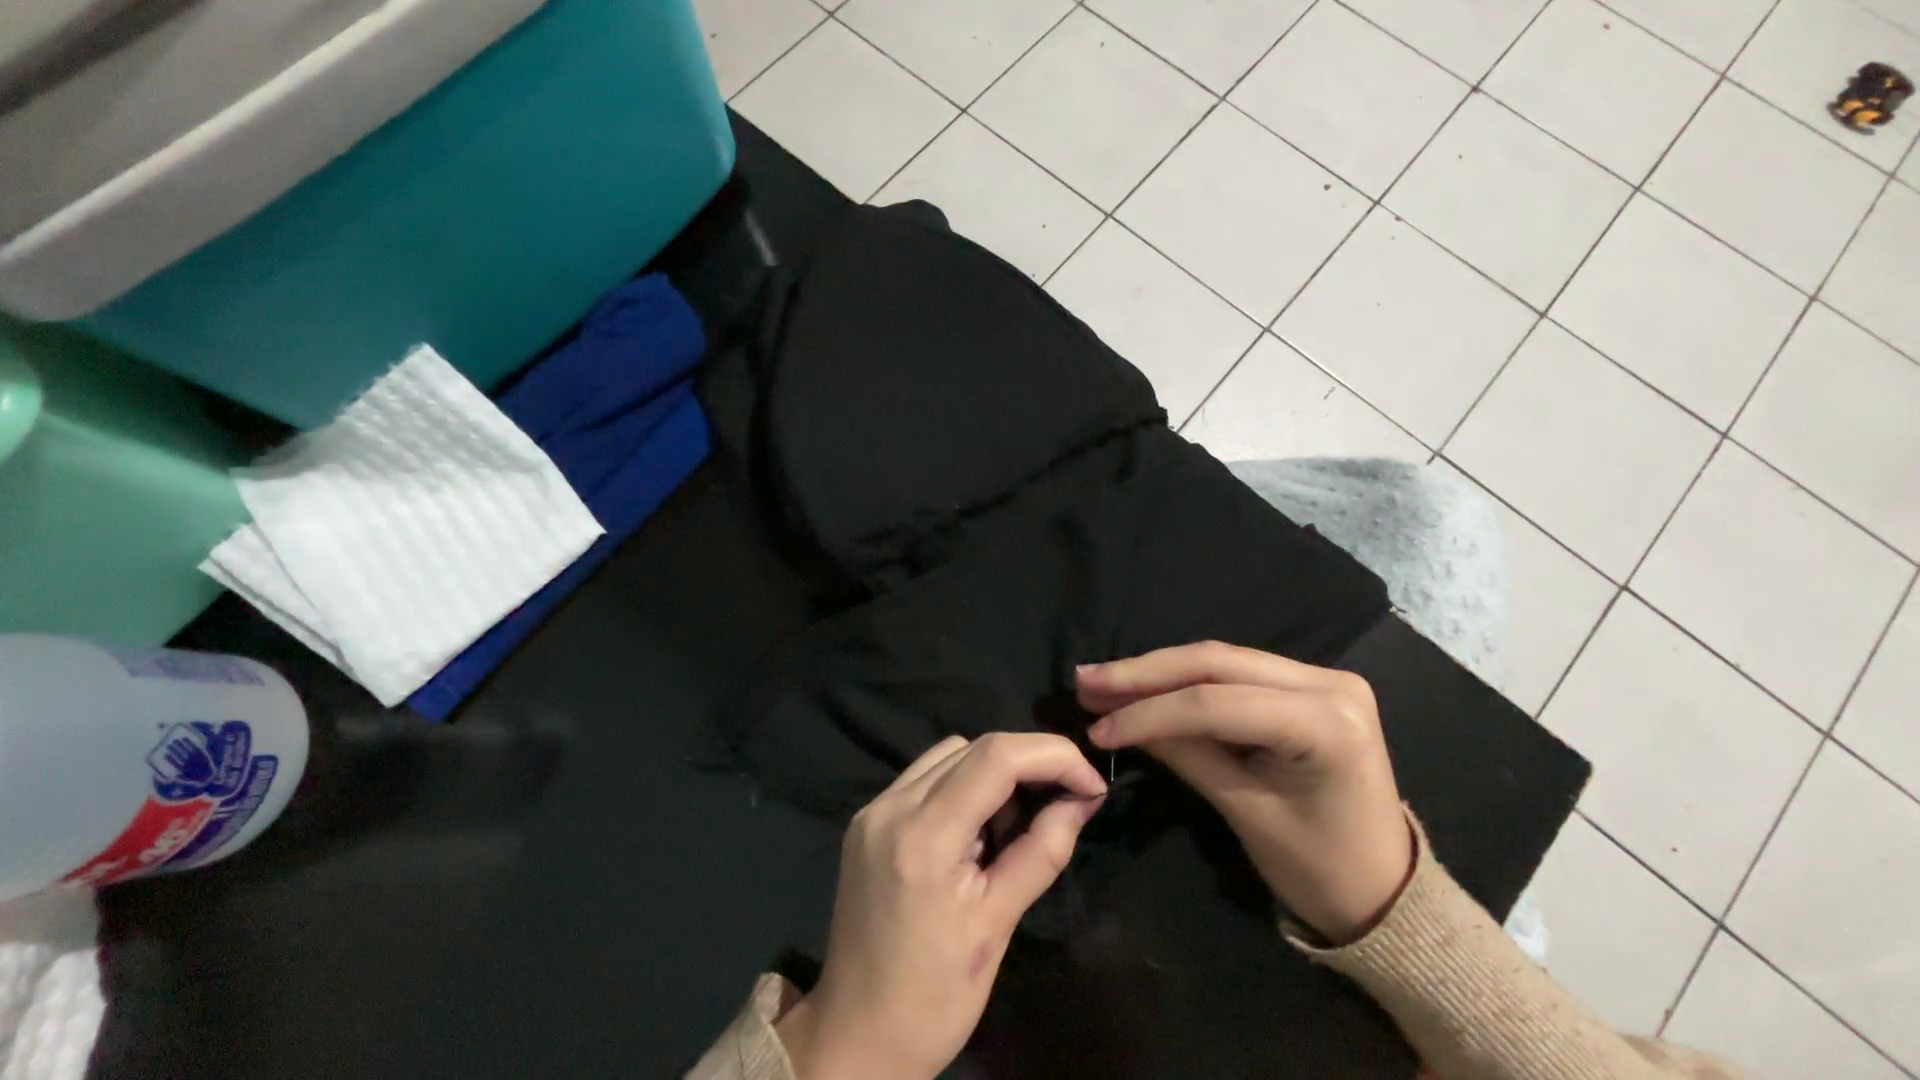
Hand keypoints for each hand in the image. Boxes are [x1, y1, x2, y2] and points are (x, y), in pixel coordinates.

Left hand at [776, 733, 1107, 1079]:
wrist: (857, 1036)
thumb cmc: (934, 997)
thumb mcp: (997, 925)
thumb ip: (1042, 851)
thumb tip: (1082, 800)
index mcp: (922, 836)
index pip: (995, 757)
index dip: (1053, 756)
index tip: (1091, 786)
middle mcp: (889, 807)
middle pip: (973, 748)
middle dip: (1029, 763)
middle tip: (1066, 804)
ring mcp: (871, 811)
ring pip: (948, 756)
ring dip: (994, 773)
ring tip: (1018, 826)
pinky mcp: (866, 823)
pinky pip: (925, 779)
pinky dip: (963, 787)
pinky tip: (979, 830)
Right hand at [1077, 642, 1413, 942]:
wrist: (1384, 890)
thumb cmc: (1320, 868)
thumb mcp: (1247, 813)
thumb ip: (1186, 755)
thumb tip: (1117, 720)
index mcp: (1326, 722)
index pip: (1217, 703)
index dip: (1149, 711)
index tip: (1095, 724)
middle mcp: (1331, 683)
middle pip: (1219, 663)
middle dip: (1146, 673)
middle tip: (1087, 679)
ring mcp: (1325, 679)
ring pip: (1224, 661)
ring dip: (1160, 671)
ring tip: (1103, 680)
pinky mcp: (1311, 687)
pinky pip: (1239, 674)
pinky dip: (1188, 681)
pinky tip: (1146, 684)